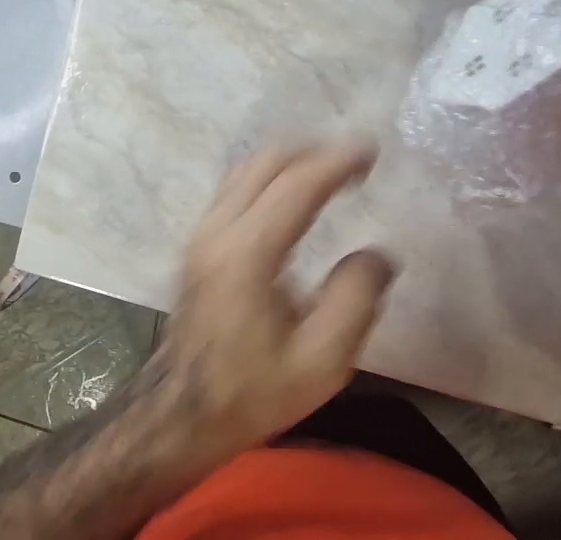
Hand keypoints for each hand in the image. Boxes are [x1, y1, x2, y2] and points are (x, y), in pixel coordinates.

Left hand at [155, 144, 396, 462]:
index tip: (371, 150)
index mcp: (246, 252)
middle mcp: (216, 230)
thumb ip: (354, 300)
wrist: (183, 409)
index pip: (294, 185)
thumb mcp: (321, 361)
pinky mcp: (197, 245)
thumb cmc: (253, 390)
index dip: (334, 162)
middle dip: (310, 153)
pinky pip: (232, 191)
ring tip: (331, 171)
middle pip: (262, 164)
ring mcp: (200, 234)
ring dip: (286, 163)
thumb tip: (376, 253)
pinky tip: (293, 195)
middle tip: (355, 160)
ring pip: (242, 173)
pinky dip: (267, 179)